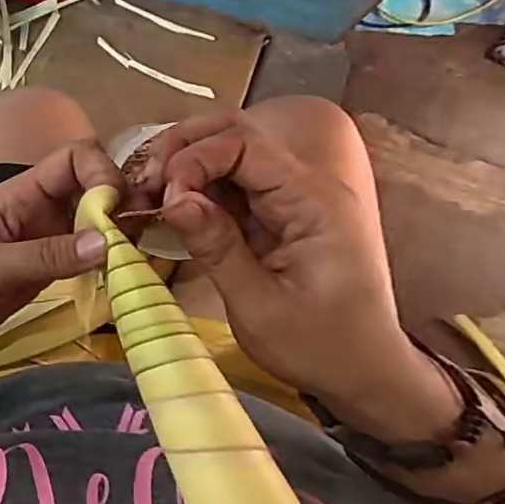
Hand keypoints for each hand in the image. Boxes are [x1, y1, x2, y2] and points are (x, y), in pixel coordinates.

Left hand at [0, 141, 123, 354]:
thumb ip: (46, 255)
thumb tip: (108, 241)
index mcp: (18, 194)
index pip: (71, 159)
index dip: (101, 172)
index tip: (117, 207)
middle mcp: (37, 209)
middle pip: (91, 187)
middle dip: (120, 203)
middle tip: (140, 237)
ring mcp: (44, 238)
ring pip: (94, 221)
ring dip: (119, 232)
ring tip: (138, 258)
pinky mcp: (48, 267)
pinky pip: (85, 252)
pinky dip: (107, 257)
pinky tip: (122, 273)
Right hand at [136, 112, 453, 429]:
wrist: (361, 371)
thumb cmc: (317, 346)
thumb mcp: (258, 305)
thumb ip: (216, 248)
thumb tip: (174, 199)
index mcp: (312, 202)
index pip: (246, 145)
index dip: (195, 159)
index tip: (162, 197)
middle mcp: (303, 186)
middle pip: (235, 133)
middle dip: (182, 148)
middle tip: (143, 182)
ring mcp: (288, 196)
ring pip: (227, 151)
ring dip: (182, 163)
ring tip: (148, 192)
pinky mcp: (272, 212)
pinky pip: (227, 181)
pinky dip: (191, 186)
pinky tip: (166, 204)